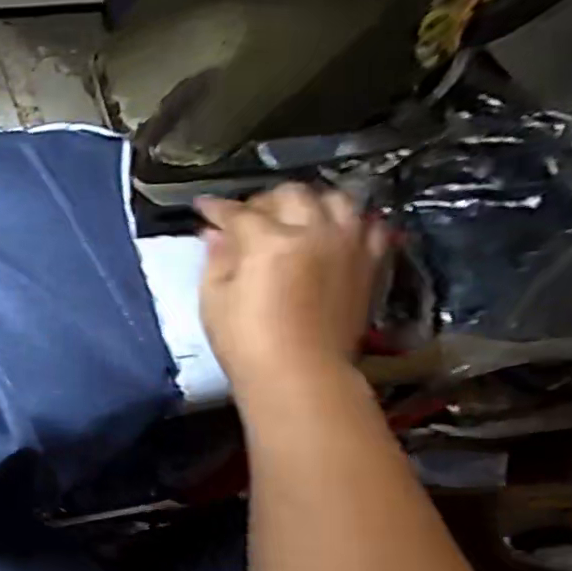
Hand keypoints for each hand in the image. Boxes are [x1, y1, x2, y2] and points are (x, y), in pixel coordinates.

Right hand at [195, 183, 389, 393]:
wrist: (300, 375)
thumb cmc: (245, 343)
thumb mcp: (214, 303)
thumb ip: (216, 261)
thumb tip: (215, 234)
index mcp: (269, 242)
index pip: (238, 213)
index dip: (216, 209)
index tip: (202, 207)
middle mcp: (314, 231)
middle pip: (290, 195)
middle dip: (263, 201)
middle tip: (246, 218)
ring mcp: (347, 244)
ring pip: (334, 199)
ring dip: (309, 202)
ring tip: (294, 217)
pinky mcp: (369, 262)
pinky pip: (367, 225)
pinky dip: (349, 222)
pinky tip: (335, 232)